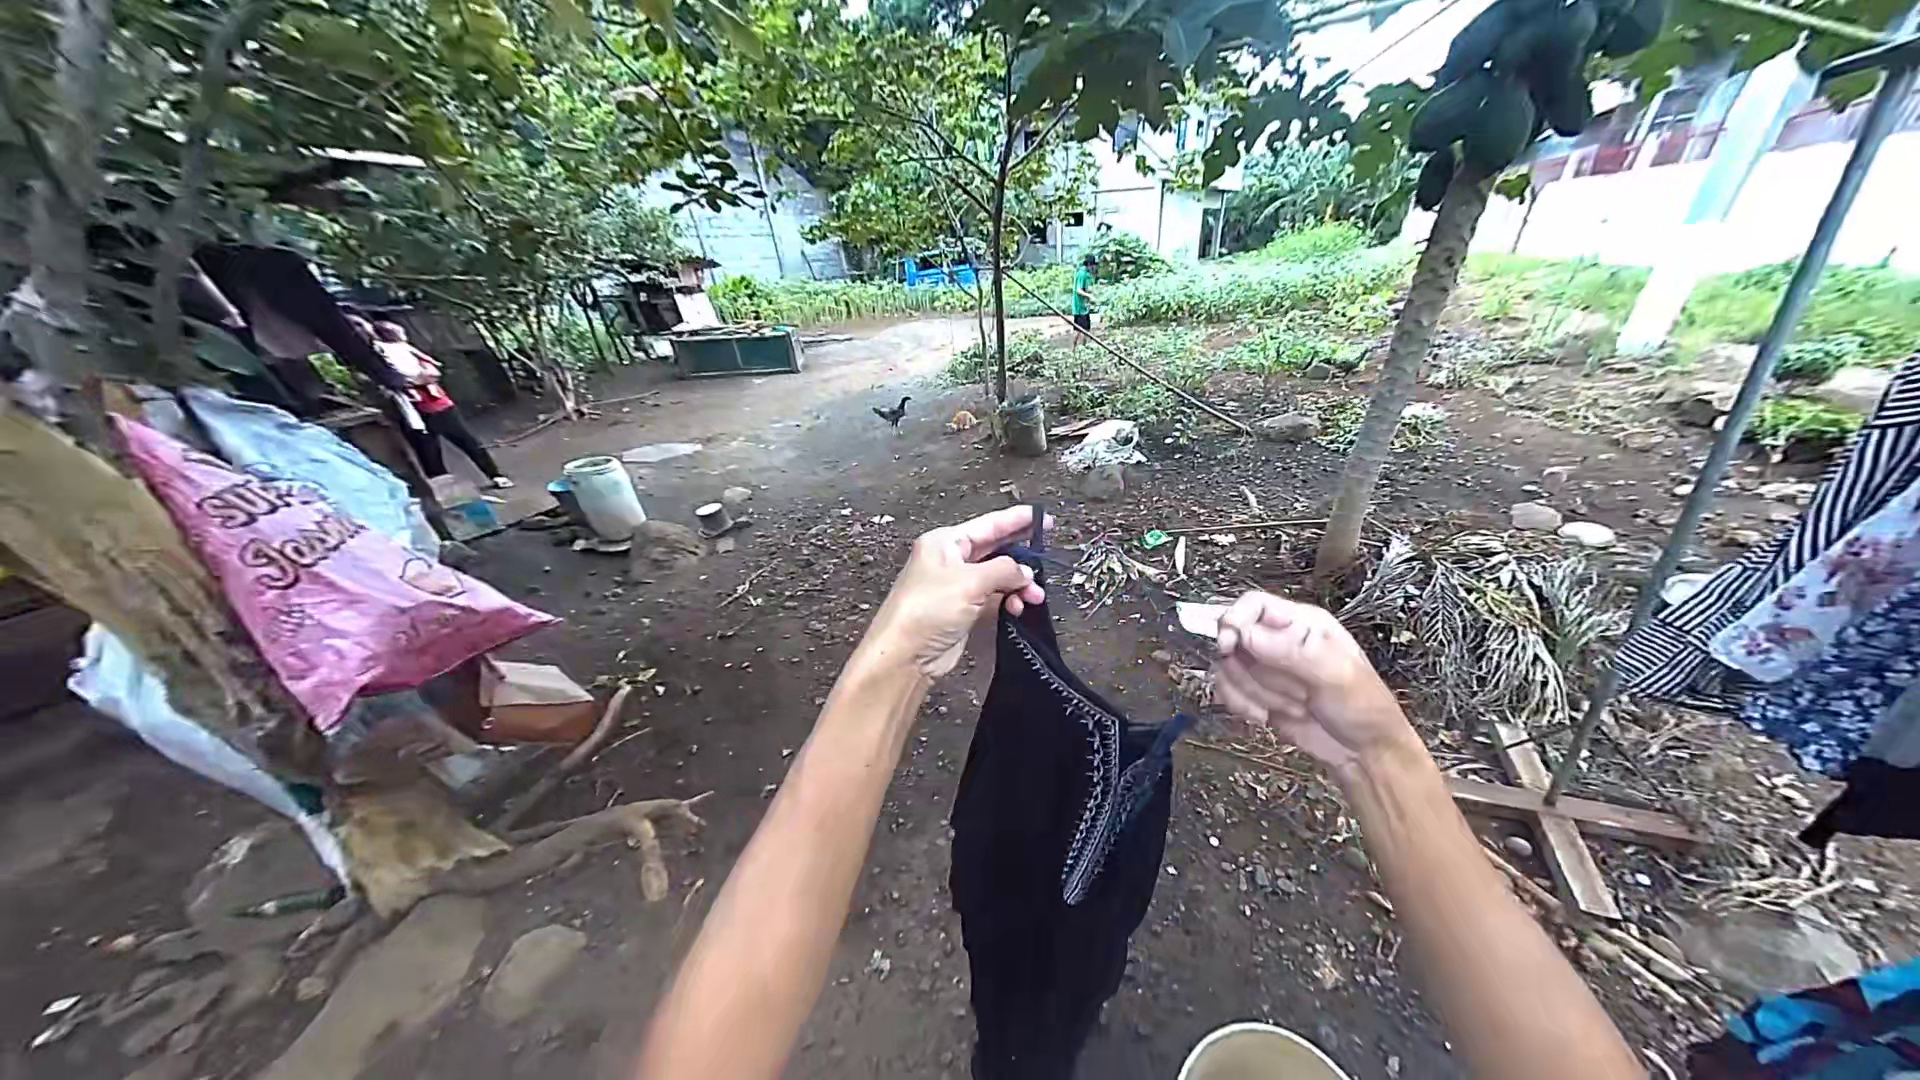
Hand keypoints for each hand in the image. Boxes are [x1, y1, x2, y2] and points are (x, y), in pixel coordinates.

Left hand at [859, 505, 1047, 676]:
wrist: (905, 655)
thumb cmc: (927, 610)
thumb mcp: (970, 581)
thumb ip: (1004, 570)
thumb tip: (1025, 571)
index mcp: (945, 542)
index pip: (988, 525)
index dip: (1016, 520)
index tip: (1040, 516)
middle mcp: (950, 561)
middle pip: (994, 549)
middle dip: (1021, 554)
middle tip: (1046, 550)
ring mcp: (956, 586)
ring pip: (997, 576)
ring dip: (1019, 583)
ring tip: (1035, 594)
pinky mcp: (962, 610)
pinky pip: (993, 598)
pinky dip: (1008, 600)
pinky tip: (1018, 607)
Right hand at [1211, 592, 1414, 775]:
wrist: (1363, 753)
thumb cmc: (1366, 710)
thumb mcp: (1339, 675)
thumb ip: (1294, 650)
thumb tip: (1247, 634)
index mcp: (1302, 624)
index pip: (1254, 605)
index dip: (1235, 620)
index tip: (1229, 645)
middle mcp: (1277, 640)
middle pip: (1234, 639)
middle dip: (1254, 671)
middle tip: (1293, 690)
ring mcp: (1263, 667)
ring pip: (1227, 667)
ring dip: (1252, 693)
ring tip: (1291, 706)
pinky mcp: (1253, 691)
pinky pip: (1225, 689)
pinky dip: (1241, 705)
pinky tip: (1266, 715)